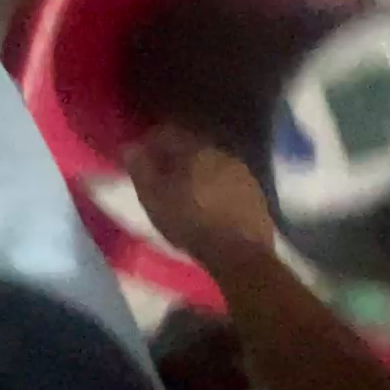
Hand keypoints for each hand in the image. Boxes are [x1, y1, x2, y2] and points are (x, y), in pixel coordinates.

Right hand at [125, 126, 275, 274]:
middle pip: (192, 147)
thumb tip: (131, 147)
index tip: (141, 155)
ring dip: (198, 172)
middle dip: (176, 157)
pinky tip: (209, 203)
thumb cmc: (188, 222)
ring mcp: (243, 174)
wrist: (240, 256)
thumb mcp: (152, 197)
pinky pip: (228, 181)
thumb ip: (140, 168)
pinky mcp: (257, 196)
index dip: (150, 142)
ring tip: (186, 190)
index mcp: (194, 149)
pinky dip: (216, 187)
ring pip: (212, 164)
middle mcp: (221, 154)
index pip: (167, 132)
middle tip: (162, 174)